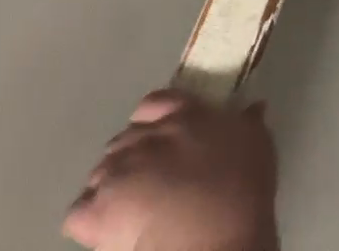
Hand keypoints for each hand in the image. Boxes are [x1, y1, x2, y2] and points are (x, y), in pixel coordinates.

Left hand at [63, 89, 278, 250]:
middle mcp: (143, 139)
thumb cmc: (242, 189)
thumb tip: (251, 108)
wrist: (213, 242)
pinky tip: (114, 224)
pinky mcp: (91, 214)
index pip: (155, 102)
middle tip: (159, 173)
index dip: (158, 115)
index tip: (172, 133)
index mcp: (183, 117)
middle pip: (126, 138)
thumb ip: (247, 121)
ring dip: (116, 182)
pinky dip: (93, 214)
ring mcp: (113, 175)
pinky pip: (79, 209)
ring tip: (137, 204)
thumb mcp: (258, 144)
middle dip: (137, 153)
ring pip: (101, 172)